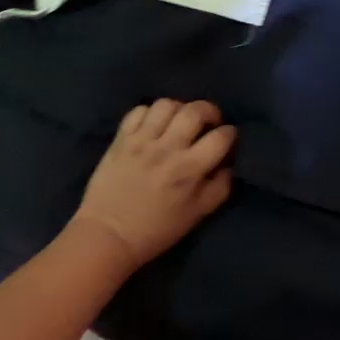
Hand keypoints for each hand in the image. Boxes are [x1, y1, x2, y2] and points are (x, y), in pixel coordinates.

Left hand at [72, 99, 236, 268]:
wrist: (108, 234)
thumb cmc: (155, 230)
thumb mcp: (196, 215)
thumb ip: (219, 188)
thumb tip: (229, 165)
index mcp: (189, 169)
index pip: (220, 137)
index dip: (230, 134)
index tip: (228, 138)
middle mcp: (168, 147)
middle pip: (195, 111)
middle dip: (209, 111)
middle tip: (208, 121)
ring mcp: (142, 139)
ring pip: (166, 104)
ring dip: (179, 108)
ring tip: (179, 121)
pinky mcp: (121, 138)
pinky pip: (138, 110)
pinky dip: (149, 113)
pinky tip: (153, 125)